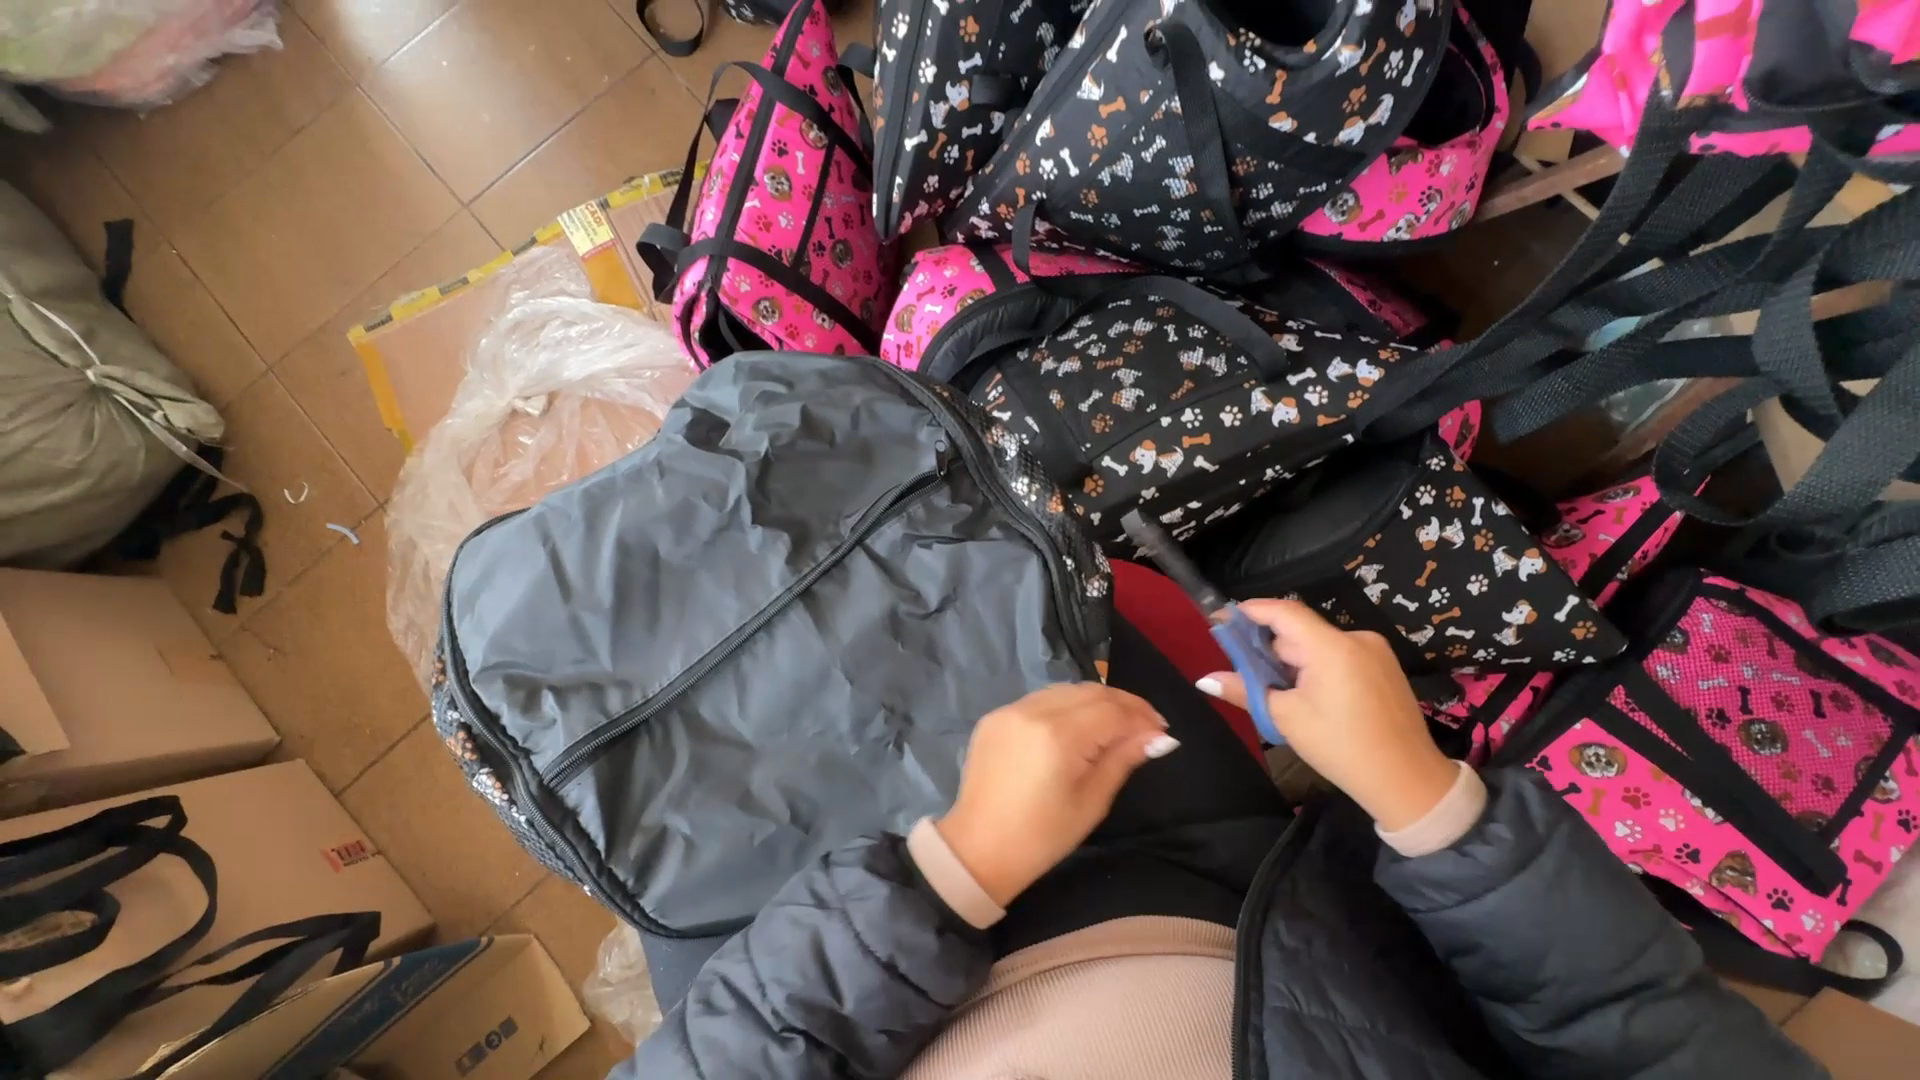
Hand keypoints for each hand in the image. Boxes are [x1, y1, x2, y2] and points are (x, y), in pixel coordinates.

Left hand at [936, 683, 1174, 905]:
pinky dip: (1066, 706)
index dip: (1141, 717)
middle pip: (1090, 691)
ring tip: (1117, 724)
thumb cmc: (1041, 837)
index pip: (1111, 711)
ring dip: (1095, 701)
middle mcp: (1032, 711)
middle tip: (1147, 725)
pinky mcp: (995, 716)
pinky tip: (1079, 726)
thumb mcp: (1091, 802)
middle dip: (1123, 704)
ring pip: (1065, 690)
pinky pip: (1040, 700)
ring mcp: (1009, 710)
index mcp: (1058, 736)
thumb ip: (1123, 760)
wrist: (978, 849)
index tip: (1162, 732)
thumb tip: (1158, 736)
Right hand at [1196, 599, 1456, 831]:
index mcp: (1332, 647)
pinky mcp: (1384, 667)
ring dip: (1293, 662)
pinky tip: (1312, 699)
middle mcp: (1356, 638)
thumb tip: (1203, 680)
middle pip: (1298, 632)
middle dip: (1270, 650)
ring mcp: (1374, 651)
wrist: (1409, 782)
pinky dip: (1317, 669)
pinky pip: (1338, 656)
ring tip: (1282, 696)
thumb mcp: (1286, 718)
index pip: (1283, 612)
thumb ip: (1244, 690)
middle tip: (1248, 676)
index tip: (1222, 619)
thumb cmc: (1341, 747)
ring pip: (1317, 646)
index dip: (1249, 611)